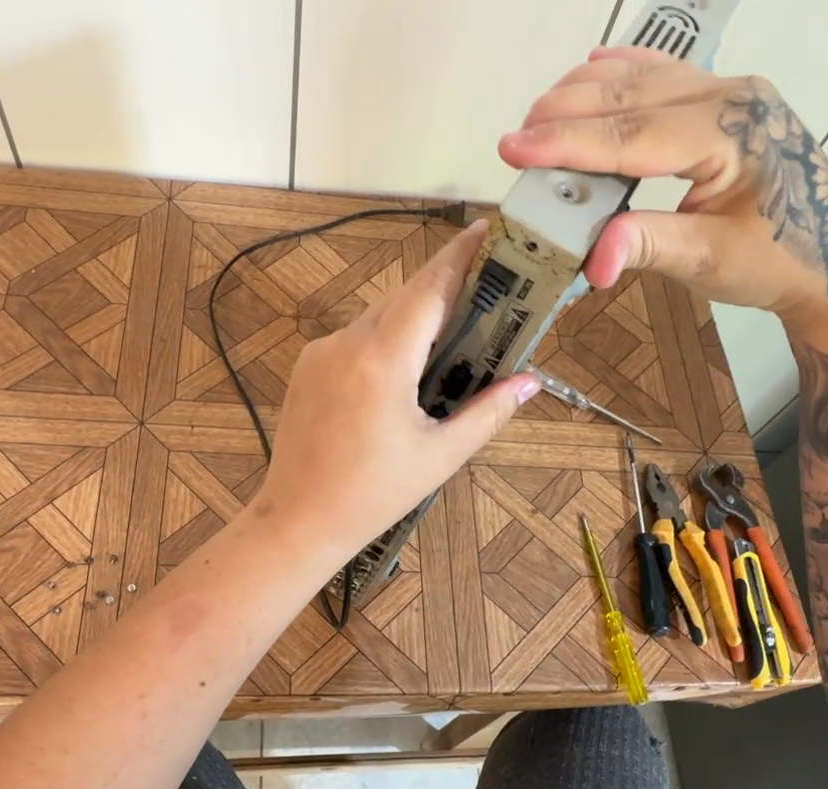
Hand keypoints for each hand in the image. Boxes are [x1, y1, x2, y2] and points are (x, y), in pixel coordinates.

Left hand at [247, 222, 539, 559]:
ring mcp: (320, 352)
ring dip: (412, 318)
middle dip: (444, 287)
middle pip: (404, 297)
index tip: (486, 230)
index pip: (430, 289)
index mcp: (382, 361)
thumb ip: (487, 412)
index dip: (461, 256)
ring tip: (446, 339)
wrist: (297, 519)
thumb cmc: (371, 495)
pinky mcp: (306, 366)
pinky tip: (400, 372)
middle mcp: (346, 344)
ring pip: (377, 316)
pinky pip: (353, 337)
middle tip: (483, 289)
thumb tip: (529, 382)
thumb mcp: (439, 456)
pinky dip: (382, 340)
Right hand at [500, 46, 827, 323]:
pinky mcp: (728, 102)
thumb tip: (594, 261)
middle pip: (630, 96)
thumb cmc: (776, 260)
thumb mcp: (710, 261)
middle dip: (565, 113)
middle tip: (515, 136)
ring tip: (538, 114)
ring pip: (644, 79)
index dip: (565, 142)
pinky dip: (625, 72)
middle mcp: (731, 99)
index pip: (630, 133)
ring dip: (586, 93)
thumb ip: (650, 247)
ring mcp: (732, 94)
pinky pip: (667, 74)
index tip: (514, 147)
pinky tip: (595, 63)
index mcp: (729, 134)